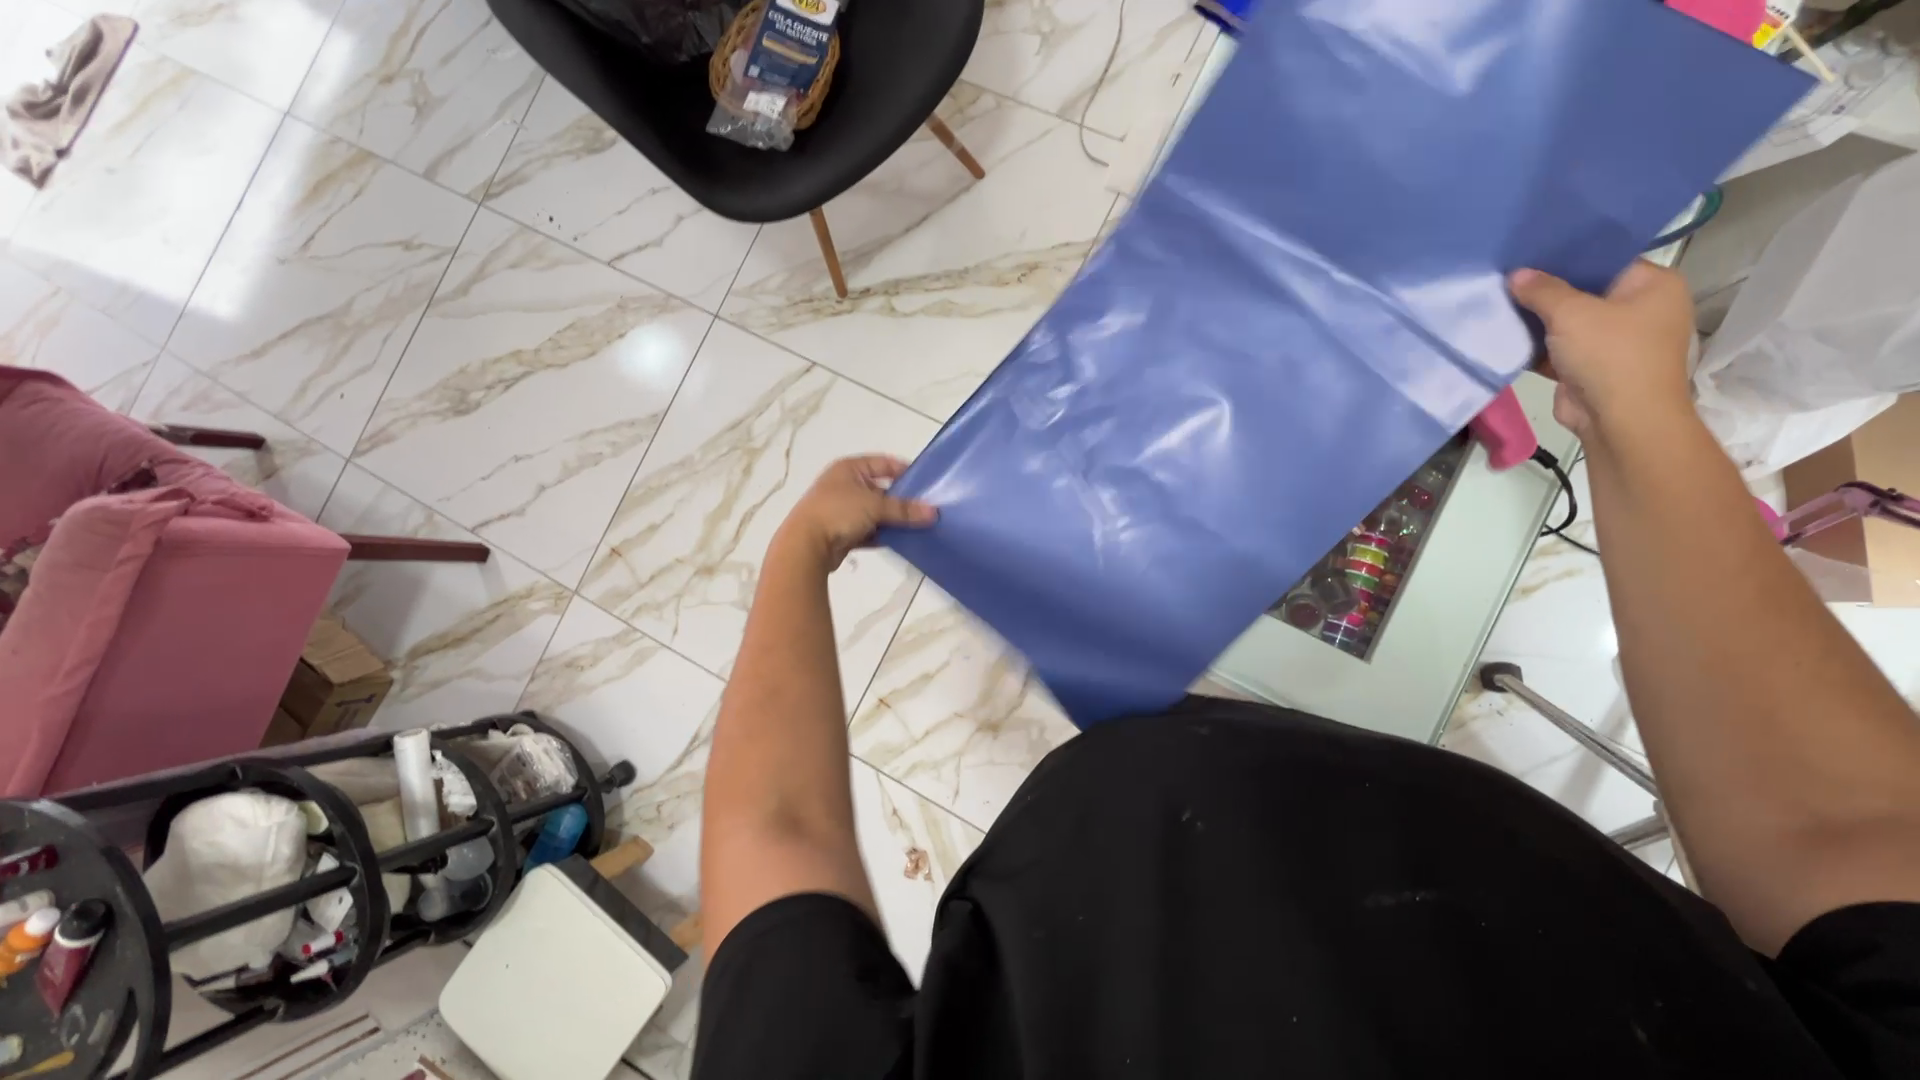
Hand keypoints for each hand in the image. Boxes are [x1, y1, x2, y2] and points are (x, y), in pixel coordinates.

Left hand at [773, 455, 937, 570]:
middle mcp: (845, 485)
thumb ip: (904, 510)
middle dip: (902, 500)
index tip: (926, 482)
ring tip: (920, 526)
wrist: (806, 546)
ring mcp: (842, 510)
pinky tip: (902, 541)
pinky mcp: (842, 532)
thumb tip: (933, 513)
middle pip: (881, 490)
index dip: (904, 470)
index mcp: (849, 469)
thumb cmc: (838, 512)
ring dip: (894, 520)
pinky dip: (883, 535)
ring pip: (876, 513)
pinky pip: (869, 531)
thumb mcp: (874, 505)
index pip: (883, 463)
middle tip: (927, 508)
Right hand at [1508, 261, 1694, 442]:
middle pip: (1584, 292)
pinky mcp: (1591, 367)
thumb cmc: (1611, 355)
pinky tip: (1504, 336)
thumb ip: (1542, 290)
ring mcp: (1616, 342)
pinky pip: (1559, 349)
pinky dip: (1536, 347)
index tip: (1530, 254)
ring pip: (1568, 323)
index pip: (1606, 260)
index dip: (1567, 257)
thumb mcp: (1572, 313)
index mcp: (1653, 286)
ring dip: (1537, 321)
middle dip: (1546, 291)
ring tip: (1499, 304)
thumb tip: (1516, 274)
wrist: (1620, 420)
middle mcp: (1640, 310)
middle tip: (1507, 278)